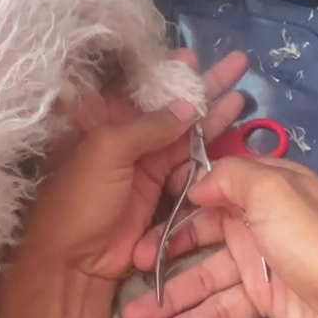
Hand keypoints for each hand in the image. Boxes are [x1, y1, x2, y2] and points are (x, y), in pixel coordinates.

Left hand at [18, 50, 249, 281]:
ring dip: (214, 110)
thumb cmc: (79, 198)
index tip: (193, 56)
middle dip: (201, 85)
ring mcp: (145, 162)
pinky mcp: (162, 187)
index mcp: (101, 120)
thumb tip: (188, 105)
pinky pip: (191, 159)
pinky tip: (233, 125)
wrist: (74, 261)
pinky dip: (212, 143)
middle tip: (236, 63)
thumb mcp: (107, 151)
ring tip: (243, 89)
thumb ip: (149, 126)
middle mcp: (125, 136)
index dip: (165, 71)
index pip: (138, 86)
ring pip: (185, 129)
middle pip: (168, 104)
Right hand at [121, 157, 317, 317]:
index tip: (137, 212)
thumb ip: (230, 177)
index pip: (209, 187)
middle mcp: (258, 221)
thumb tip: (195, 184)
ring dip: (169, 298)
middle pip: (199, 235)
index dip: (173, 200)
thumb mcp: (274, 191)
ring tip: (131, 317)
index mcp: (263, 187)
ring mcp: (260, 262)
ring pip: (204, 278)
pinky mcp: (264, 300)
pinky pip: (220, 308)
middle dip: (162, 253)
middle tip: (127, 271)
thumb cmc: (316, 241)